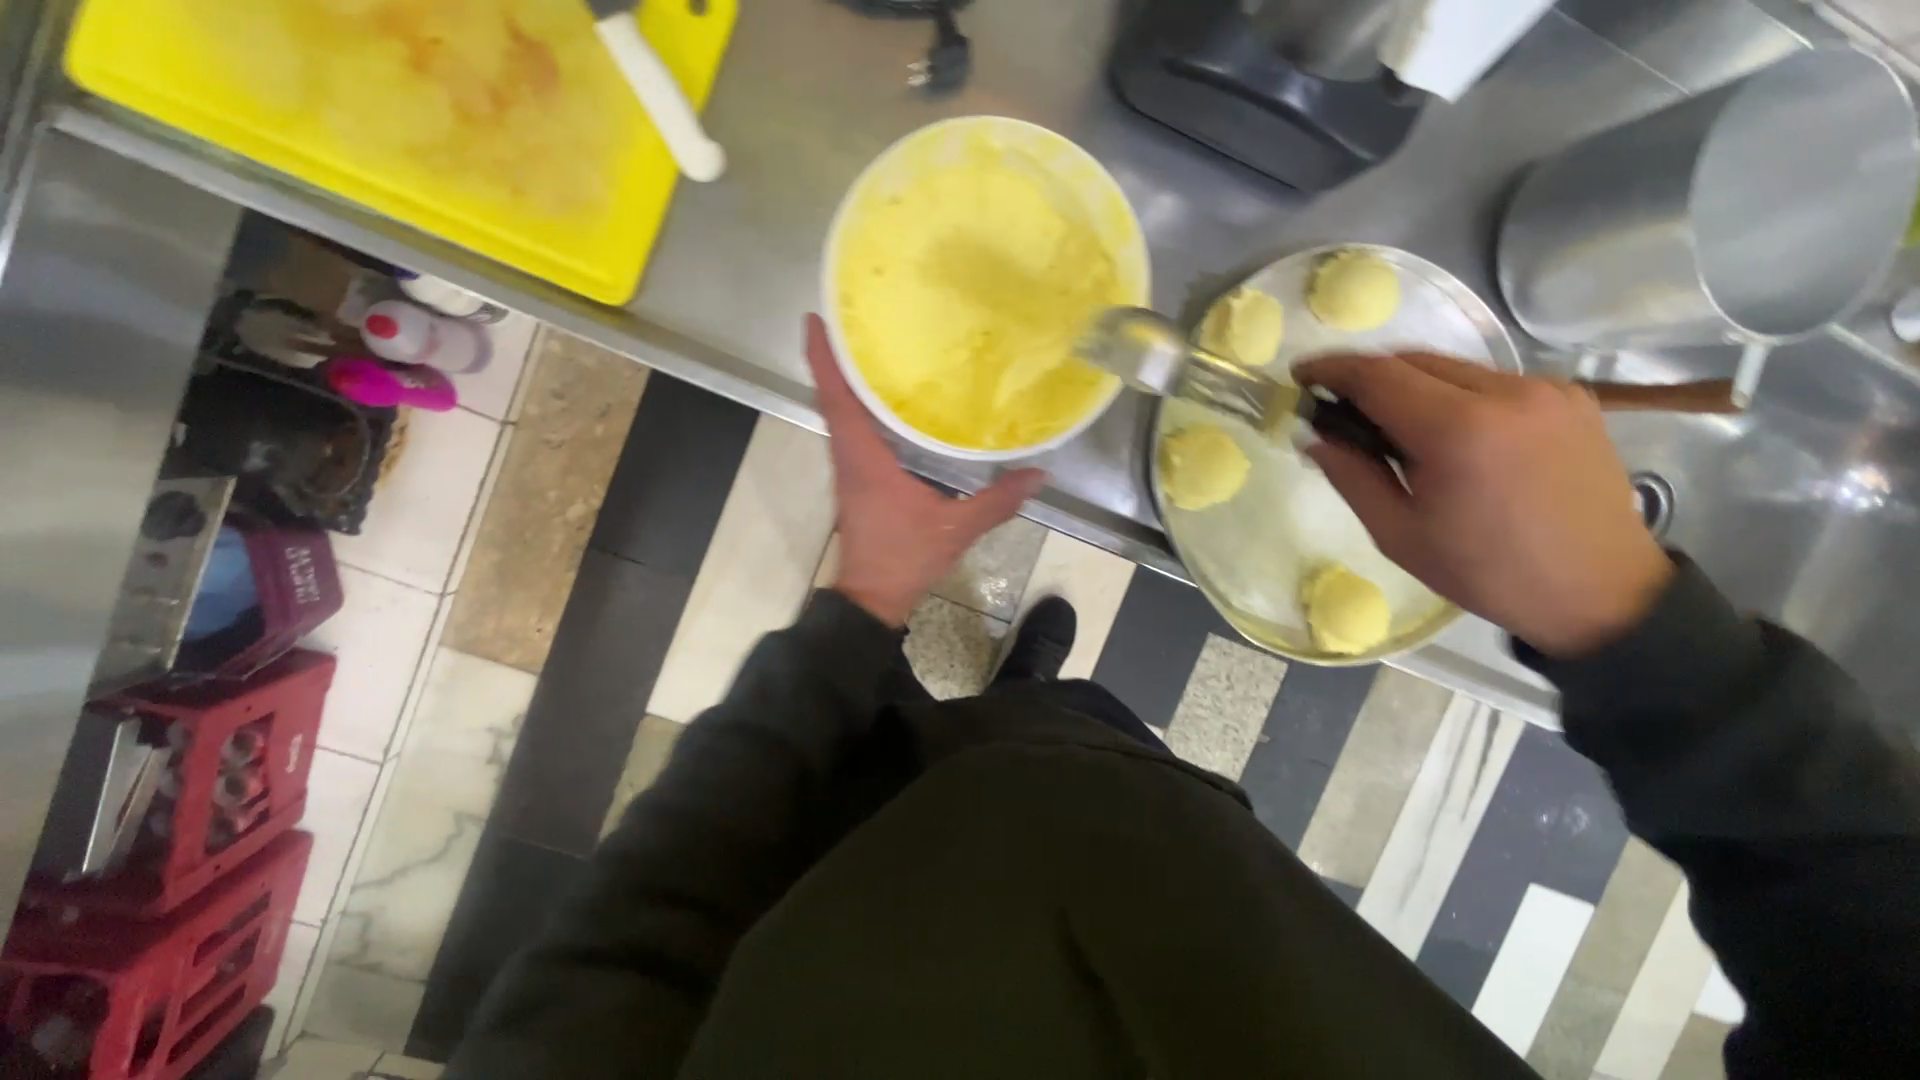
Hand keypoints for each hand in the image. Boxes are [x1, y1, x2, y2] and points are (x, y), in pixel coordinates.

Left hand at [804, 315, 1045, 626]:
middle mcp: (848, 457)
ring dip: (847, 380)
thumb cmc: (903, 559)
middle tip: (854, 317)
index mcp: (863, 460)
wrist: (871, 599)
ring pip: (840, 414)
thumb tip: (1038, 475)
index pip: (838, 399)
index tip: (816, 319)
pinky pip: (850, 431)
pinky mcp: (856, 480)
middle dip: (838, 357)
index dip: (825, 359)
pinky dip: (858, 406)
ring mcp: (849, 469)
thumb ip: (995, 502)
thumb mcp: (954, 529)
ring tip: (869, 346)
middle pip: (834, 397)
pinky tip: (886, 399)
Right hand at [1294, 352, 1673, 657]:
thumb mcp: (1399, 534)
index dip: (1331, 369)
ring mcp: (1545, 390)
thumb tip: (1313, 434)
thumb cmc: (1487, 572)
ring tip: (1395, 428)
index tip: (1301, 376)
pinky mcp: (1570, 397)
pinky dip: (1457, 396)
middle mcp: (1506, 392)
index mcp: (1458, 429)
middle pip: (1414, 360)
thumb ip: (1351, 475)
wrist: (1599, 591)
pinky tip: (1452, 435)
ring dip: (1413, 386)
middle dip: (1368, 377)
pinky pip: (1493, 381)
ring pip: (1454, 368)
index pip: (1377, 374)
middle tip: (1340, 409)